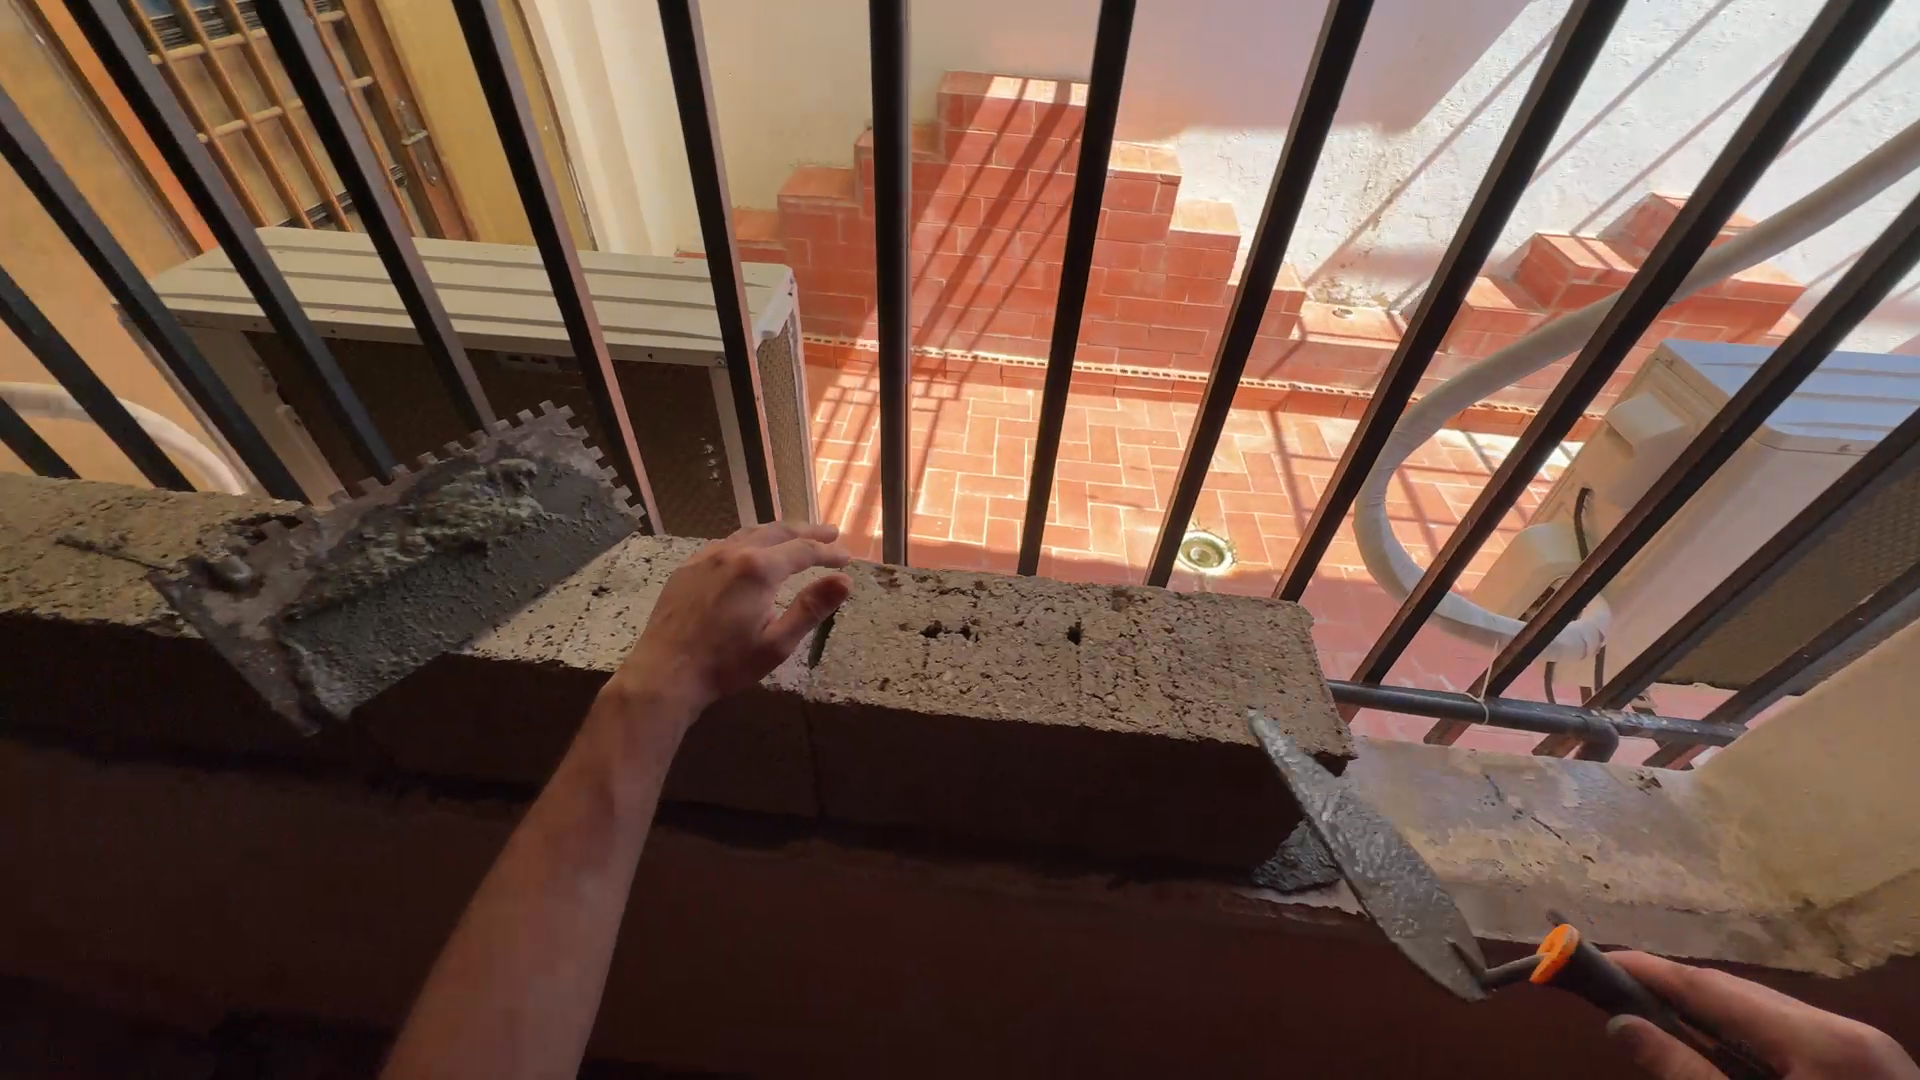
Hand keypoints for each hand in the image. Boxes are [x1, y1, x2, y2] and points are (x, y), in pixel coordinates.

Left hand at [606, 522, 851, 719]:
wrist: (665, 674)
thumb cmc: (726, 664)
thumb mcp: (777, 643)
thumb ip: (811, 608)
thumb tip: (844, 581)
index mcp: (759, 570)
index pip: (804, 551)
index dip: (828, 553)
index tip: (847, 559)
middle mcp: (734, 553)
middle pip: (778, 532)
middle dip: (808, 531)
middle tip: (831, 533)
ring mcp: (706, 557)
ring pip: (750, 533)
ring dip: (778, 532)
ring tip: (796, 535)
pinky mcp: (688, 568)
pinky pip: (725, 543)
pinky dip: (750, 540)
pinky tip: (751, 551)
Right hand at [1606, 951, 1917, 1078]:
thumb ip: (1687, 1073)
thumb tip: (1618, 1024)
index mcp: (1822, 1039)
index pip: (1707, 985)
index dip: (1643, 968)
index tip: (1587, 957)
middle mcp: (1845, 1031)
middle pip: (1732, 992)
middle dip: (1669, 989)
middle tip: (1609, 989)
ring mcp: (1864, 1050)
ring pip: (1758, 1011)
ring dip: (1700, 1012)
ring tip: (1651, 1016)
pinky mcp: (1868, 1069)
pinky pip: (1785, 1034)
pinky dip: (1737, 1035)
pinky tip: (1711, 1048)